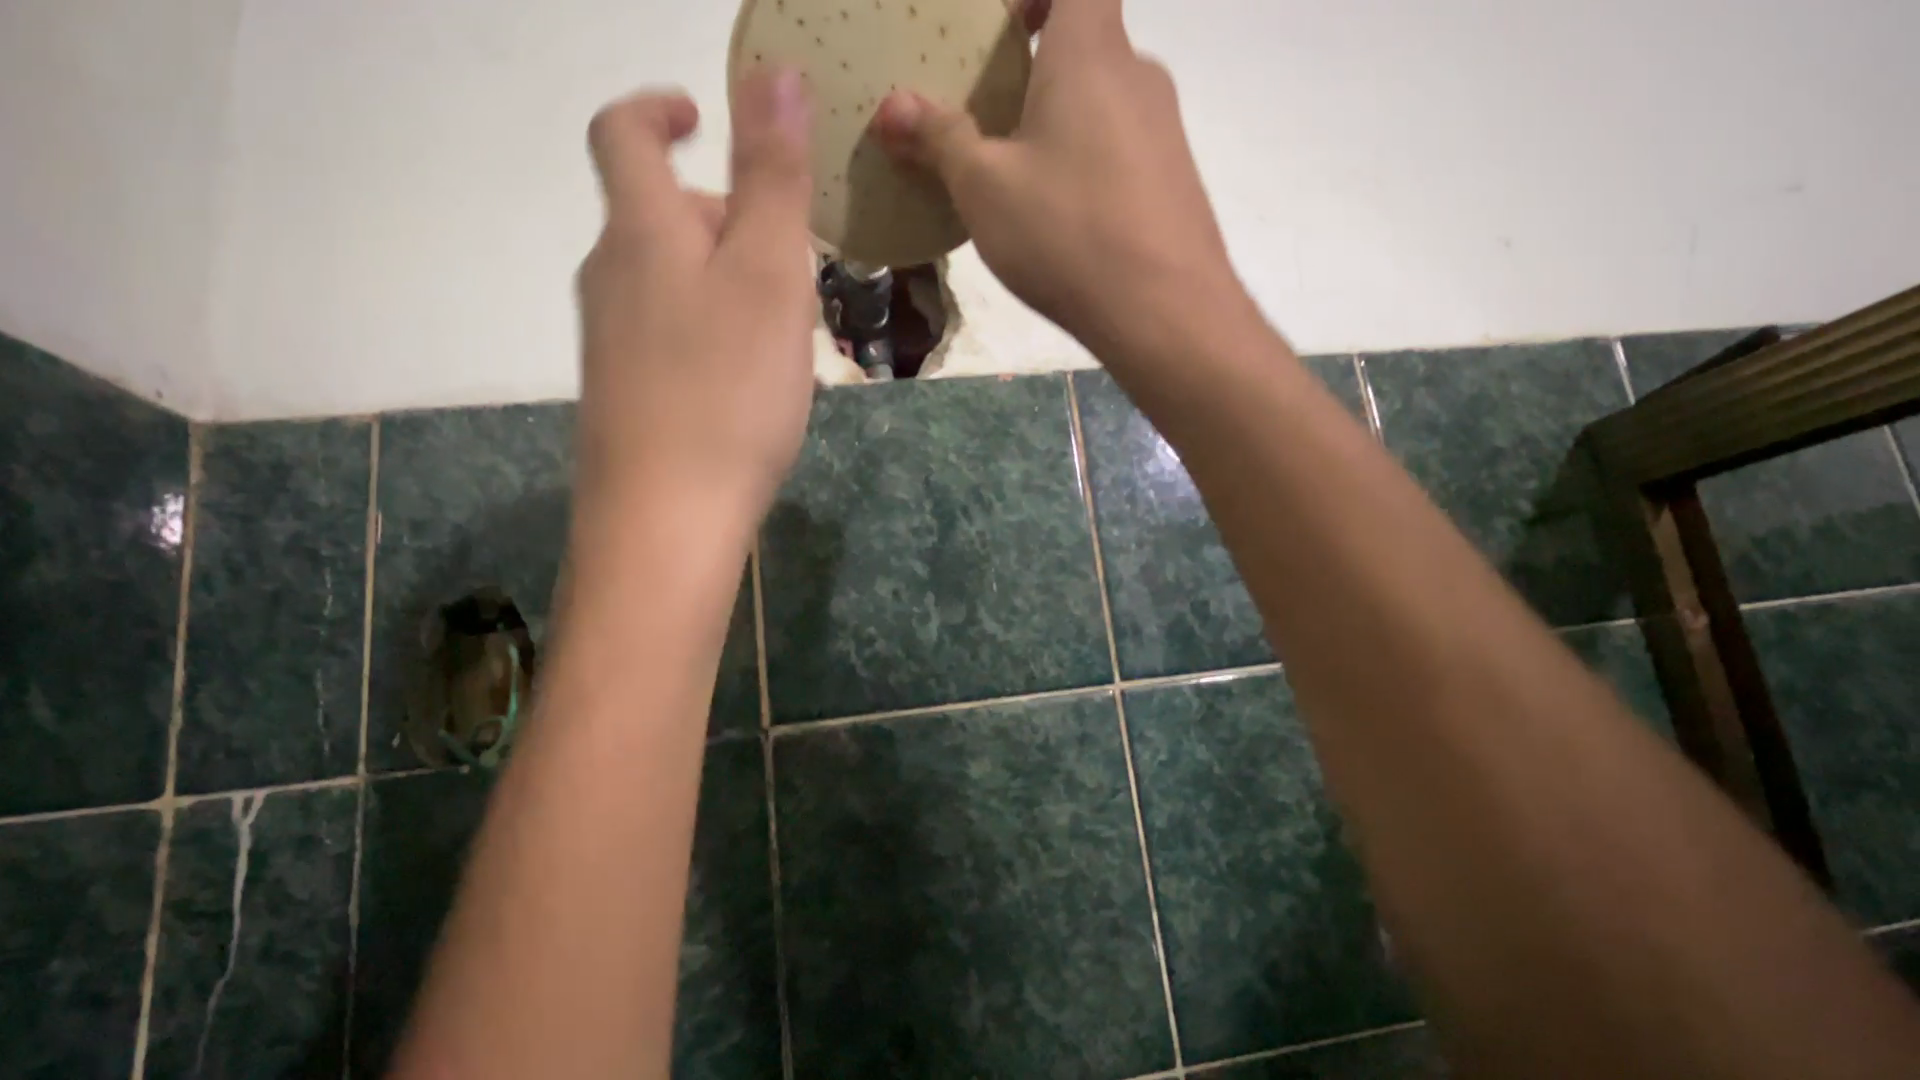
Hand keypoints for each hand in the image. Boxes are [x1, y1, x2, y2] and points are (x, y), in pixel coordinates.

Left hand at [575, 70, 815, 538]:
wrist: (665, 523)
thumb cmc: (726, 392)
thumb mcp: (768, 276)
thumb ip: (772, 175)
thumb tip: (773, 72)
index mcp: (638, 232)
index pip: (622, 134)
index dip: (659, 108)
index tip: (704, 118)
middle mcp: (609, 276)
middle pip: (661, 214)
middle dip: (729, 218)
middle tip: (796, 264)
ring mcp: (610, 340)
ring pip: (673, 278)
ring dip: (730, 279)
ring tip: (787, 331)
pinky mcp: (624, 392)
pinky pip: (671, 331)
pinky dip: (714, 329)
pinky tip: (752, 383)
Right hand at [873, 0, 1244, 358]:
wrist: (1166, 313)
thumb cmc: (1067, 232)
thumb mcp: (985, 187)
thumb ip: (939, 138)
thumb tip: (892, 106)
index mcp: (1092, 53)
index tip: (1004, 28)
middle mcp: (1139, 76)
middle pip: (1087, 43)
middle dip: (1035, 67)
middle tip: (988, 111)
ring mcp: (1165, 130)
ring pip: (1103, 101)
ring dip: (1058, 121)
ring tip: (1014, 175)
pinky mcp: (1175, 180)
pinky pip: (1121, 146)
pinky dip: (1085, 160)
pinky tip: (1058, 217)